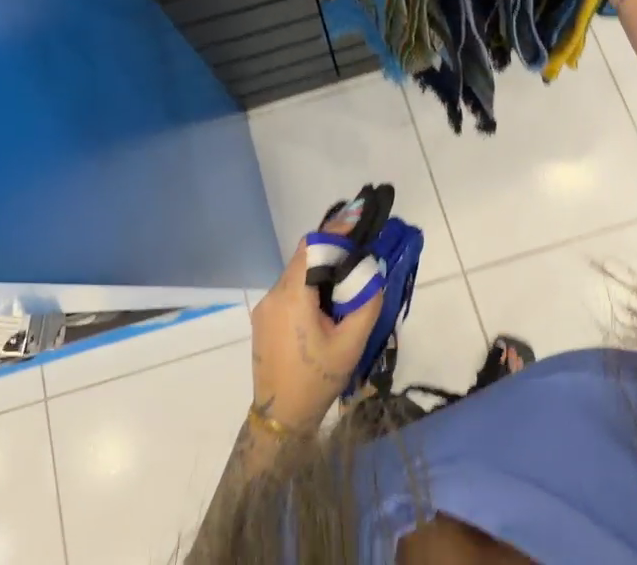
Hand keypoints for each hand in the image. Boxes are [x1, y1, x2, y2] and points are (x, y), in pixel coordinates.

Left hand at [248, 236, 382, 432]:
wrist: (282, 416)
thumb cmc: (318, 380)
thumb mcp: (351, 344)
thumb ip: (365, 303)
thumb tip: (372, 273)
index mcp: (292, 297)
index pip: (311, 248)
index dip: (334, 232)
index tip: (357, 220)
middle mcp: (273, 295)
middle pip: (304, 260)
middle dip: (331, 254)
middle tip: (359, 256)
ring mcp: (265, 307)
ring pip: (296, 276)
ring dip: (320, 274)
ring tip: (347, 284)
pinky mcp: (264, 319)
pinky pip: (288, 292)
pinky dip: (308, 289)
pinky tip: (326, 305)